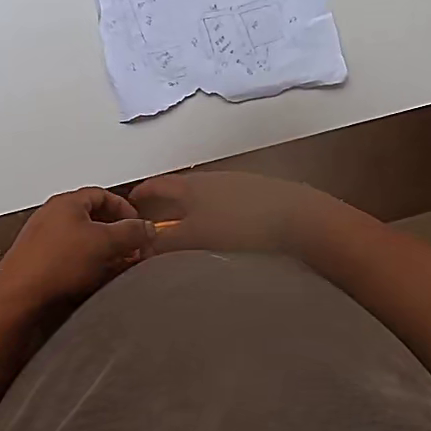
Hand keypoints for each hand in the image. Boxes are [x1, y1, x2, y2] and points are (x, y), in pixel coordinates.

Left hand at [0, 188, 156, 310]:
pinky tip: (96, 280)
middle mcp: (52, 218)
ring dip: (104, 253)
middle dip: (116, 234)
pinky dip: (87, 267)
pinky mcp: (40, 263)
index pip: (102, 194)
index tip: (138, 224)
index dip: (124, 208)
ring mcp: (44, 241)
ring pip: (82, 241)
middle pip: (93, 219)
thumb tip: (146, 228)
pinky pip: (70, 260)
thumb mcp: (105, 242)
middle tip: (132, 248)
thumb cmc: (52, 264)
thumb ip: (131, 232)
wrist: (19, 296)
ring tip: (118, 267)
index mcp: (66, 203)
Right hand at [129, 172, 317, 255]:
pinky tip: (223, 236)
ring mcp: (237, 188)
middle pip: (180, 191)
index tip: (131, 203)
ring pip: (204, 200)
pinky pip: (226, 208)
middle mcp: (212, 182)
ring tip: (188, 235)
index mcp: (191, 185)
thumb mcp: (195, 236)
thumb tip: (143, 249)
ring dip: (192, 214)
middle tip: (156, 224)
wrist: (300, 218)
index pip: (157, 185)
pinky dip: (215, 219)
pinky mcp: (259, 199)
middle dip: (166, 206)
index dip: (142, 194)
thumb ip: (165, 242)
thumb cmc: (242, 222)